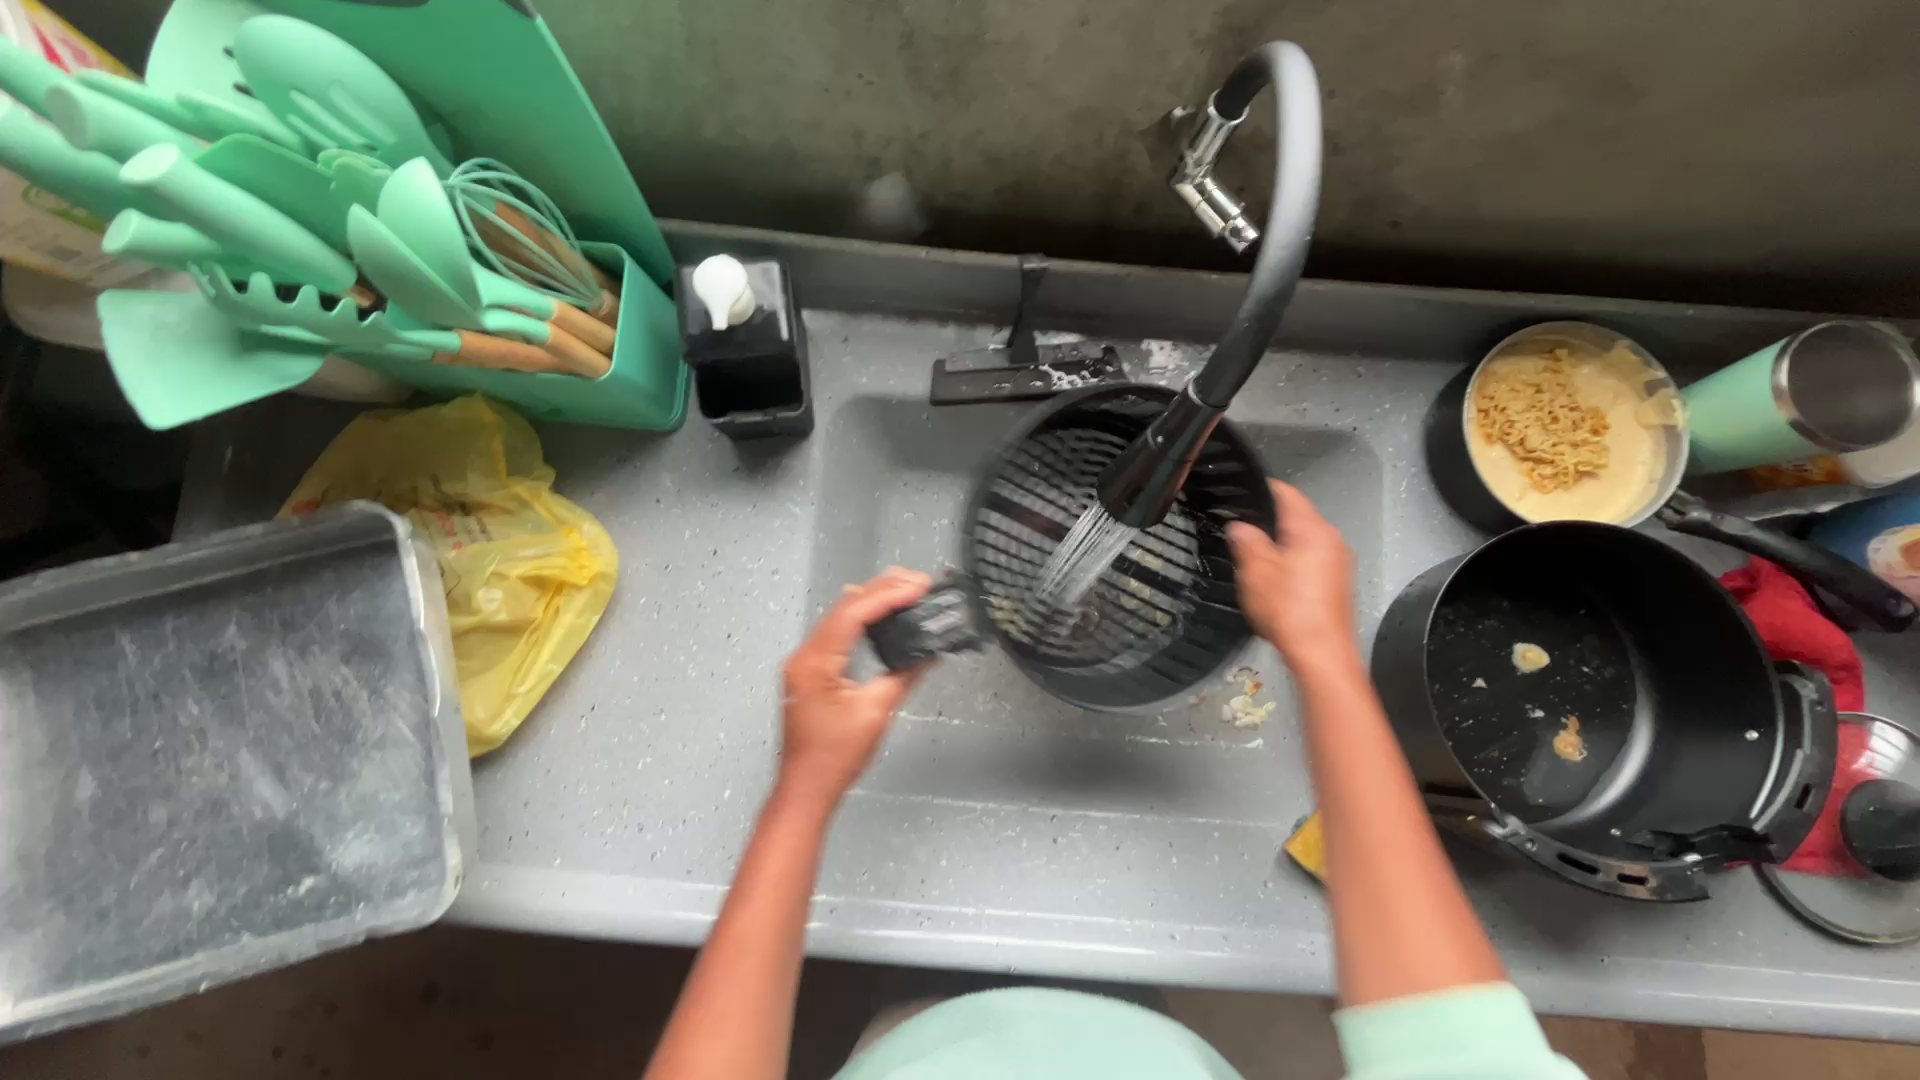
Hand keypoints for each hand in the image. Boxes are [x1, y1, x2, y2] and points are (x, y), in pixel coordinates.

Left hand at [778, 567, 933, 803]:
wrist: (806, 787)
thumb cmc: (834, 758)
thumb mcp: (876, 713)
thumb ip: (903, 675)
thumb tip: (927, 654)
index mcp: (815, 661)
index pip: (853, 613)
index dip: (888, 595)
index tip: (917, 587)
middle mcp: (804, 655)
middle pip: (844, 606)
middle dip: (882, 589)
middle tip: (917, 582)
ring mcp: (804, 662)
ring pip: (839, 615)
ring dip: (873, 599)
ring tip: (905, 590)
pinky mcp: (810, 671)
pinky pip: (835, 631)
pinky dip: (861, 617)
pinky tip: (879, 613)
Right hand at [1226, 480, 1357, 670]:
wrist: (1321, 652)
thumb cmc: (1288, 609)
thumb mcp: (1256, 571)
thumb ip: (1247, 542)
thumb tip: (1240, 527)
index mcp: (1313, 530)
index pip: (1288, 494)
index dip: (1264, 489)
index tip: (1242, 492)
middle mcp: (1332, 540)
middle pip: (1298, 517)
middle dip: (1270, 521)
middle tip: (1240, 529)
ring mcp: (1339, 562)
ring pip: (1305, 540)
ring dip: (1281, 544)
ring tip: (1253, 556)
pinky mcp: (1338, 583)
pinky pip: (1312, 560)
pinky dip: (1293, 562)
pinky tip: (1274, 580)